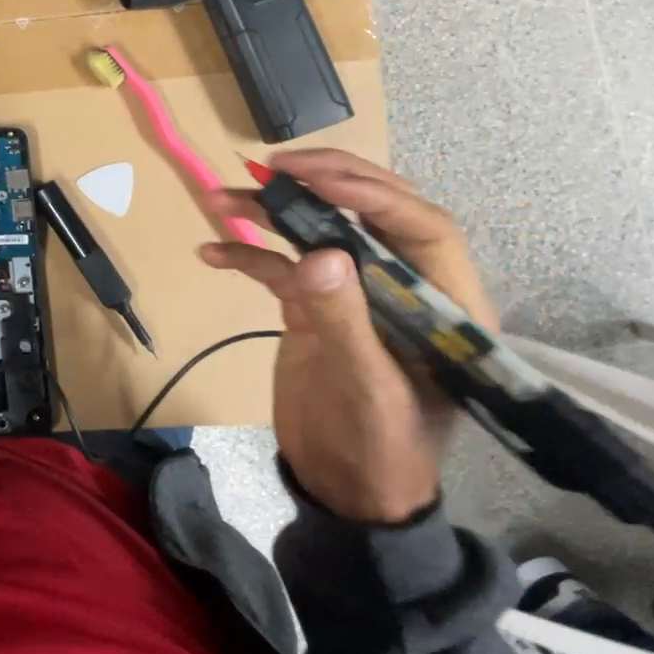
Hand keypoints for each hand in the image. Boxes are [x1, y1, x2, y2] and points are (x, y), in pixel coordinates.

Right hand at [200, 149, 498, 523]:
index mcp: (443, 304)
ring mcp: (355, 298)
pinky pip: (281, 269)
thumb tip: (321, 254)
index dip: (372, 195)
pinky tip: (211, 252)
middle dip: (323, 184)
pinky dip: (246, 256)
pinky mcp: (314, 311)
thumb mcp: (362, 386)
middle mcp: (402, 289)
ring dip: (269, 214)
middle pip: (370, 216)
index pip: (420, 228)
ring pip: (318, 235)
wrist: (342, 487)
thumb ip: (342, 319)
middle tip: (272, 166)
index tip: (314, 179)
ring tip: (220, 197)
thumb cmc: (375, 446)